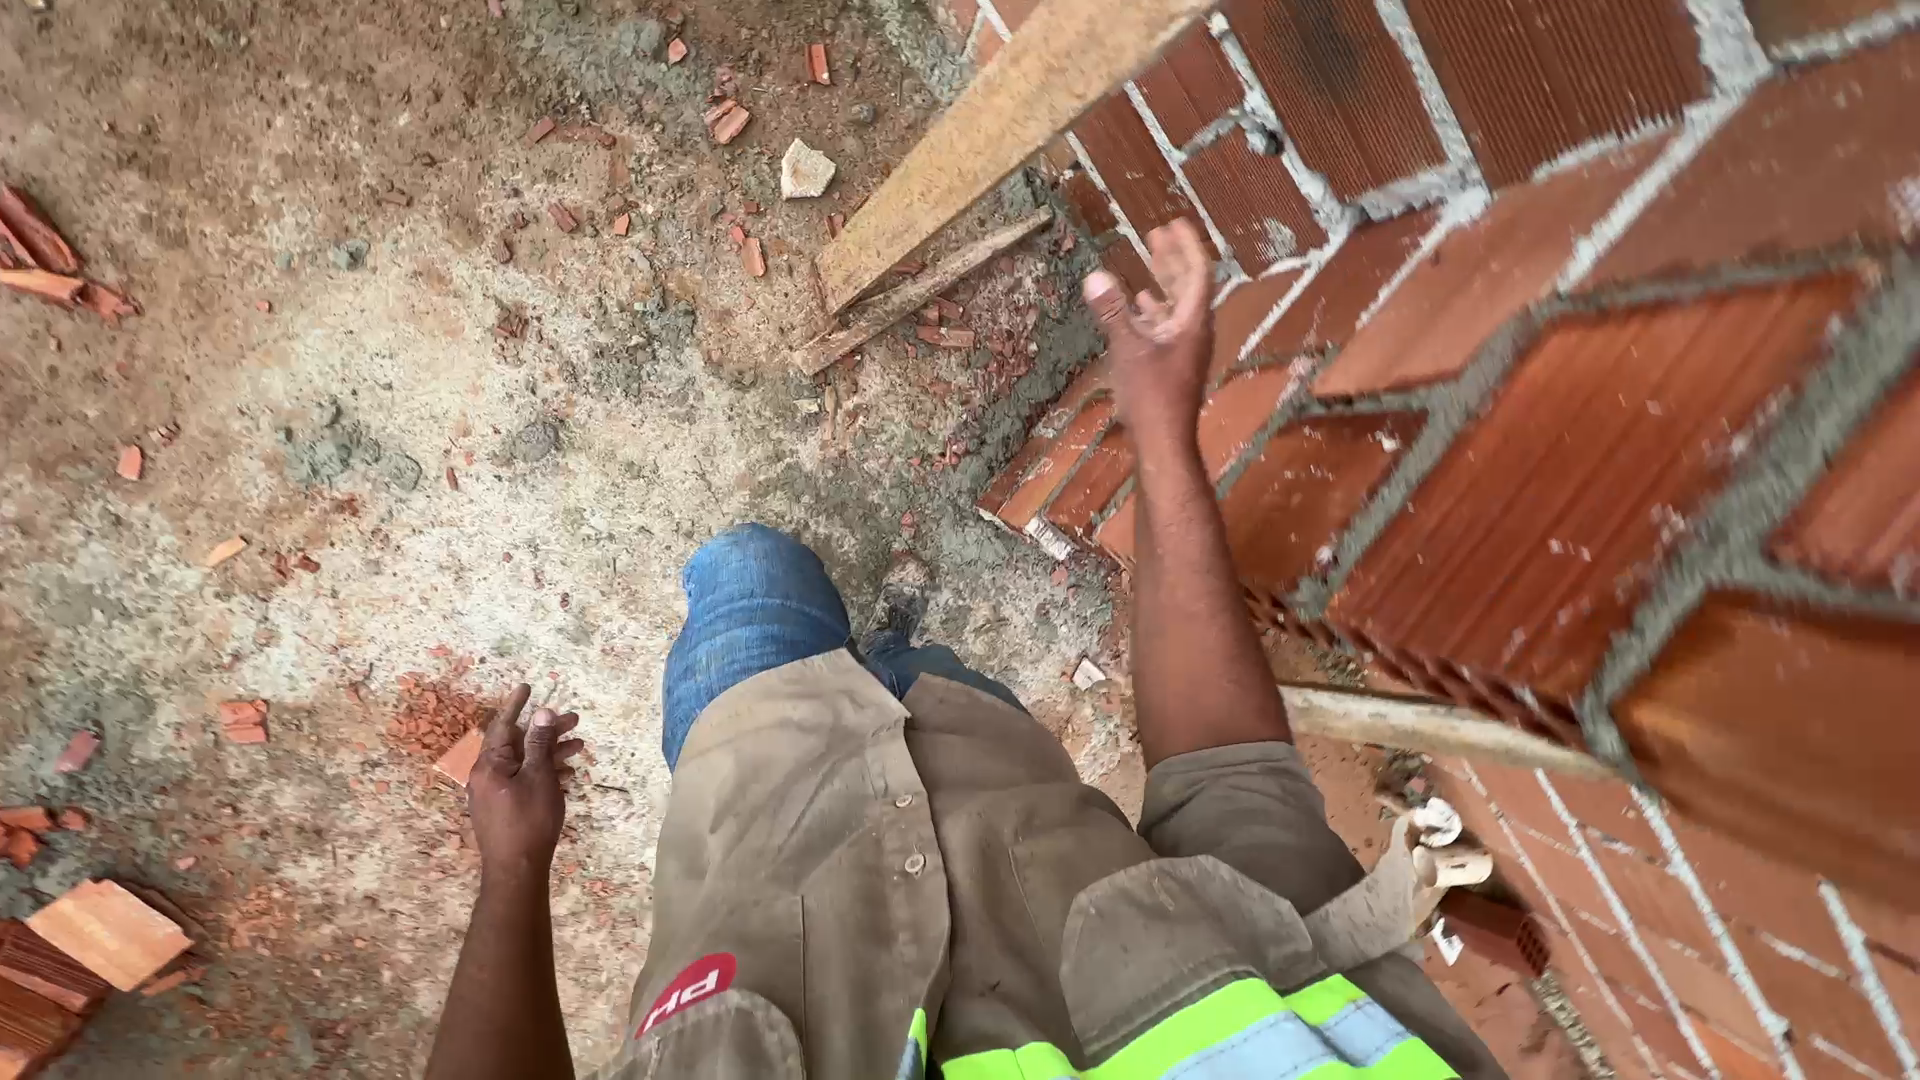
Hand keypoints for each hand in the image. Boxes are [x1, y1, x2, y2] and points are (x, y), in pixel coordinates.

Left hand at [469, 684, 583, 881]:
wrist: (517, 869)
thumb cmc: (529, 820)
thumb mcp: (539, 777)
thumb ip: (540, 744)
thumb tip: (541, 713)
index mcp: (489, 766)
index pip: (503, 726)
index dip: (516, 705)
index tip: (527, 686)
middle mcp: (487, 776)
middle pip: (518, 743)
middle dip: (546, 730)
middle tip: (574, 719)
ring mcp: (495, 793)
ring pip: (525, 761)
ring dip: (551, 751)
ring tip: (580, 745)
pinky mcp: (505, 806)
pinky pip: (525, 779)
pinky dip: (545, 771)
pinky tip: (569, 774)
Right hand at [1081, 219, 1214, 449]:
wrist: (1163, 440)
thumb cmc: (1151, 395)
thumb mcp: (1129, 350)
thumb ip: (1112, 312)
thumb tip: (1094, 276)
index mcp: (1192, 322)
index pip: (1197, 272)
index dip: (1185, 247)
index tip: (1172, 225)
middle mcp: (1194, 332)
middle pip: (1188, 286)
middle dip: (1172, 260)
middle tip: (1157, 236)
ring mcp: (1185, 350)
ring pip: (1177, 307)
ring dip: (1163, 284)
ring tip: (1148, 264)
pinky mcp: (1174, 365)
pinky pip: (1167, 327)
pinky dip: (1153, 312)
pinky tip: (1138, 309)